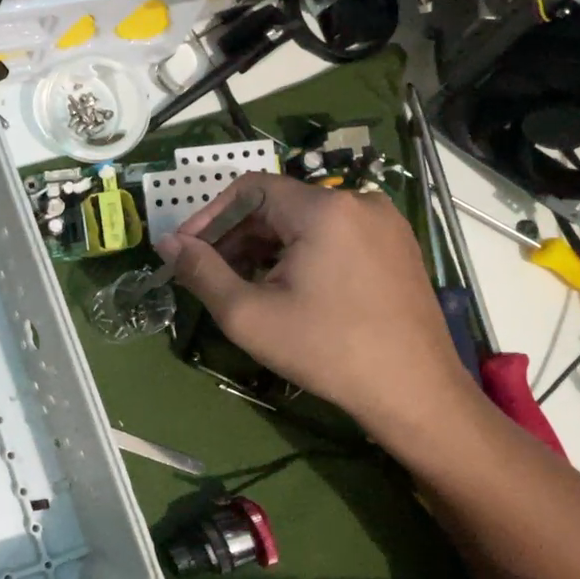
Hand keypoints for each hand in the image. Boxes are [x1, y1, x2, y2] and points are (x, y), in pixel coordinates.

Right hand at [153, 173, 479, 430]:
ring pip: (303, 222)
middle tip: (206, 275)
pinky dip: (297, 255)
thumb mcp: (246, 313)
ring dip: (263, 248)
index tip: (184, 251)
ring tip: (240, 288)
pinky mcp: (395, 248)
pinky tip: (283, 291)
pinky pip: (332, 237)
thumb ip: (200, 271)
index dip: (208, 216)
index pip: (249, 188)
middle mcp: (359, 202)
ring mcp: (383, 225)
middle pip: (276, 204)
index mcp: (324, 209)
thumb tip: (167, 242)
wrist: (412, 390)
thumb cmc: (324, 349)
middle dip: (234, 236)